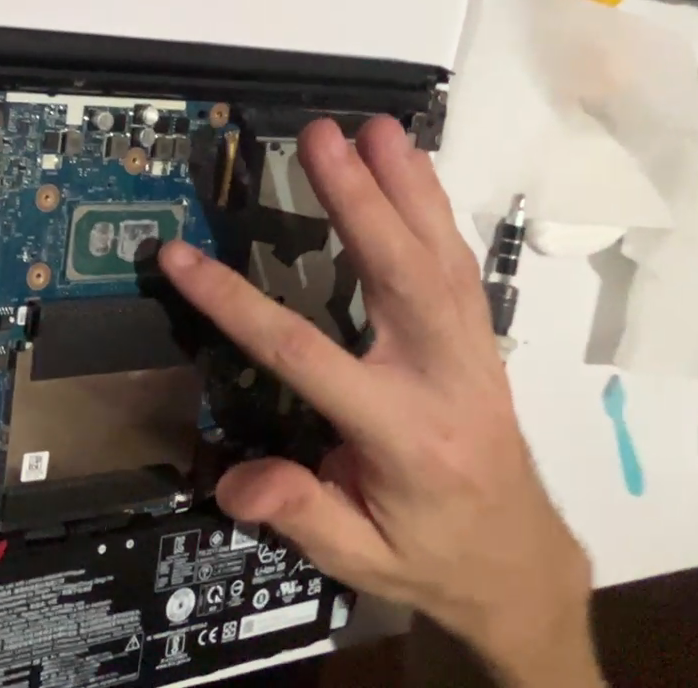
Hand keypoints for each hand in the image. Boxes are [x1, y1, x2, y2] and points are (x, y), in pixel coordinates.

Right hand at [159, 117, 599, 687]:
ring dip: (407, 186)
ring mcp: (471, 353)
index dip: (233, 301)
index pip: (301, 352)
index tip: (176, 255)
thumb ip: (302, 514)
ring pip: (441, 256)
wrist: (522, 569)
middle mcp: (446, 376)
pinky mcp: (476, 340)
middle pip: (402, 275)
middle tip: (322, 136)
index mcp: (403, 432)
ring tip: (375, 128)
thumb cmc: (428, 558)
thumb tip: (236, 484)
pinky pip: (456, 264)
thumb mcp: (359, 557)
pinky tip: (410, 169)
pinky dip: (433, 209)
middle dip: (359, 200)